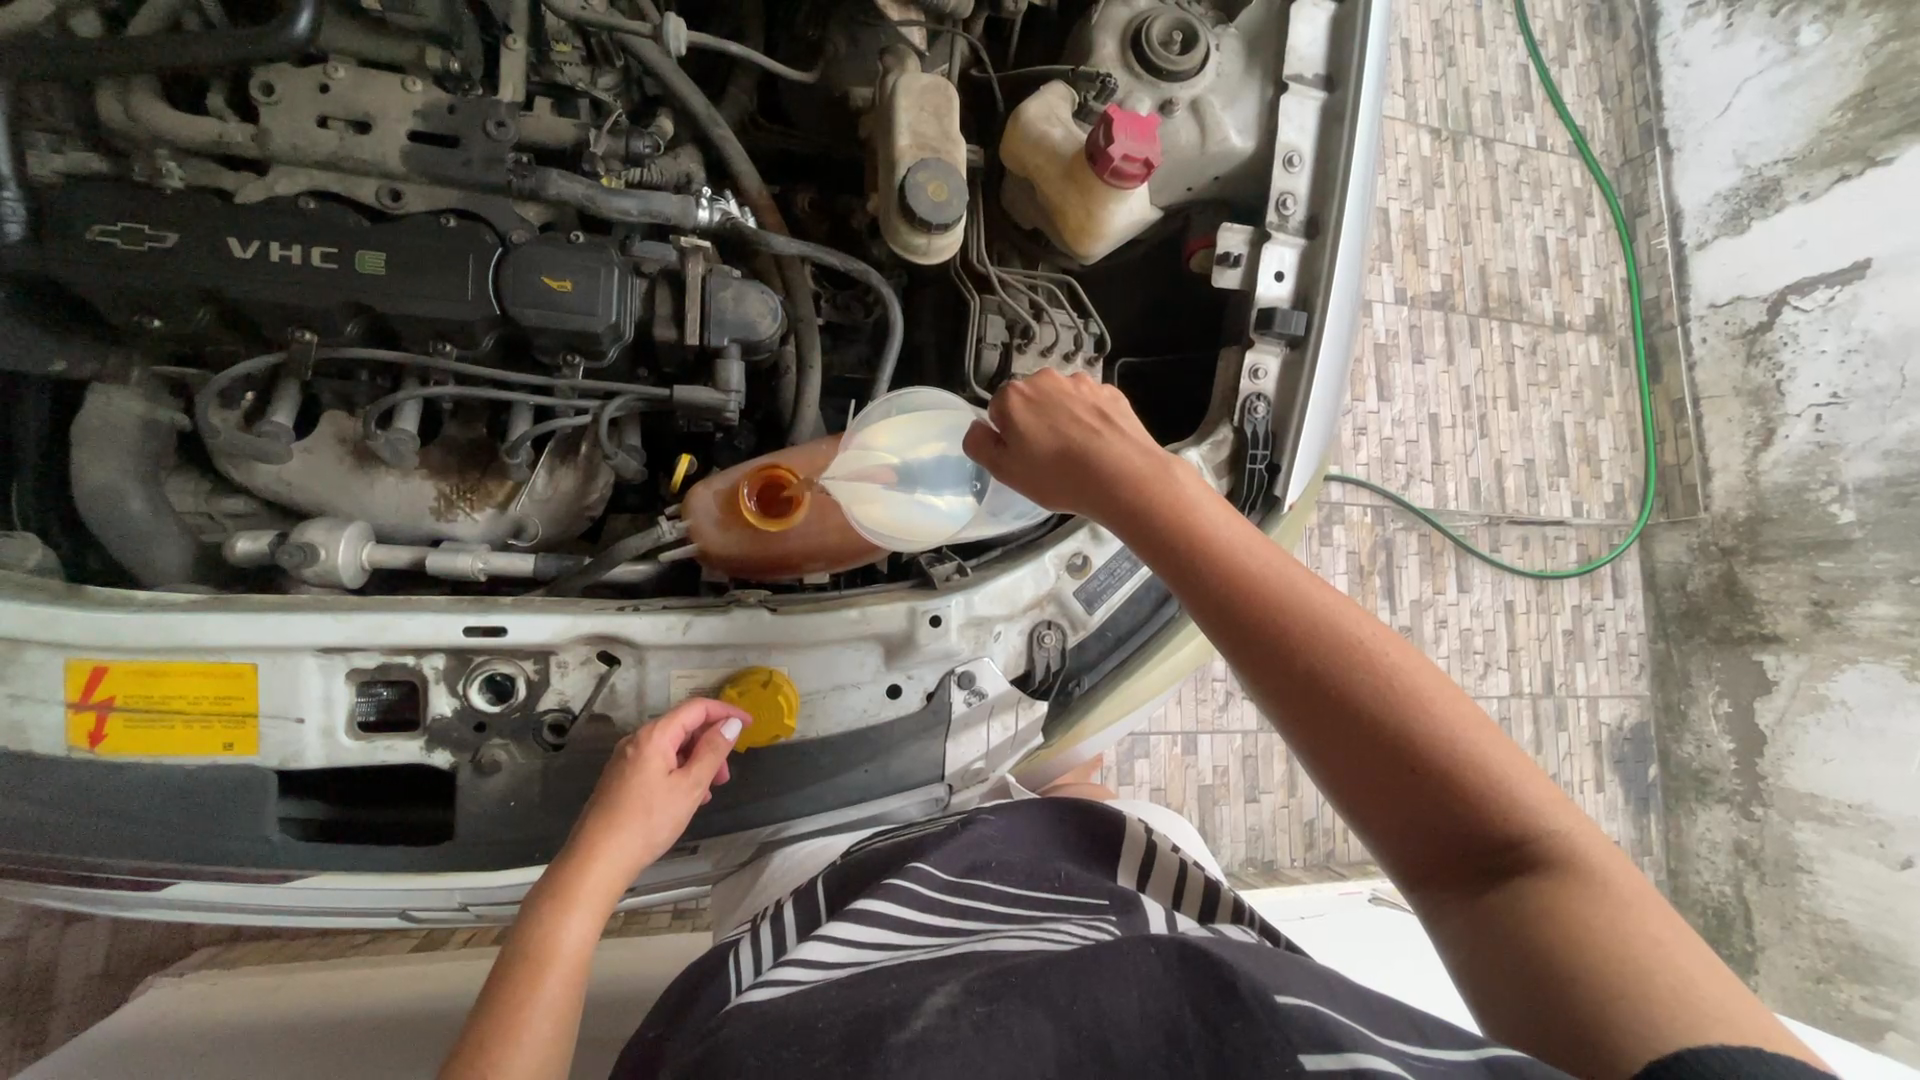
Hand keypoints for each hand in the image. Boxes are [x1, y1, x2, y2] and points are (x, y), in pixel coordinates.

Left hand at [557, 698, 749, 894]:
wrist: (597, 860)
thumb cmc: (648, 821)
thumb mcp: (690, 786)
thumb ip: (713, 751)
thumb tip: (731, 723)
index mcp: (655, 735)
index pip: (697, 708)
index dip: (726, 711)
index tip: (749, 724)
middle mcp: (637, 740)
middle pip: (683, 727)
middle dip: (711, 744)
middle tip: (725, 773)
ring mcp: (626, 759)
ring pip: (671, 748)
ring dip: (696, 762)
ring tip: (708, 791)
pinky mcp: (621, 778)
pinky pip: (658, 764)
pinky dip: (679, 772)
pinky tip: (686, 798)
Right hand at [962, 370, 1182, 523]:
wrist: (1124, 477)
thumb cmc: (1057, 477)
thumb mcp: (1004, 471)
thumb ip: (979, 444)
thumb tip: (977, 427)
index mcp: (1014, 395)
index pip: (998, 411)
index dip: (1008, 437)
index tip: (1024, 458)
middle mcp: (1047, 379)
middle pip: (1031, 402)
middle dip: (1036, 424)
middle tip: (1049, 459)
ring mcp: (1083, 384)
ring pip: (1063, 402)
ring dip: (1064, 421)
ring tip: (1078, 455)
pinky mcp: (1112, 393)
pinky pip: (1092, 406)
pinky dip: (1092, 421)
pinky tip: (1100, 447)